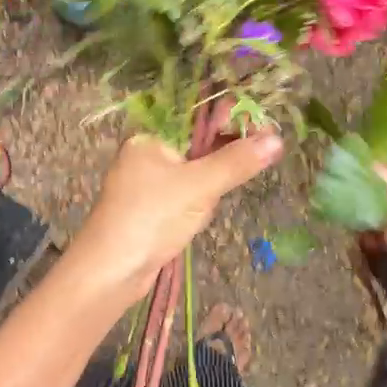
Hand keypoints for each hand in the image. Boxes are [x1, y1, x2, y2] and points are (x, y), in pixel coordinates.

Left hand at [67, 133, 282, 306]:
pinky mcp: (152, 207)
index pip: (196, 113)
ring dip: (215, 173)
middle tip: (265, 150)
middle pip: (196, 138)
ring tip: (242, 174)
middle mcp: (147, 153)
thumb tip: (277, 139)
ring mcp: (148, 181)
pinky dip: (202, 195)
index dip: (230, 116)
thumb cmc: (151, 218)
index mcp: (150, 136)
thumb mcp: (200, 186)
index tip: (265, 126)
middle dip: (227, 146)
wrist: (109, 272)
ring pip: (193, 166)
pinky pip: (185, 190)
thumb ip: (237, 162)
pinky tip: (208, 208)